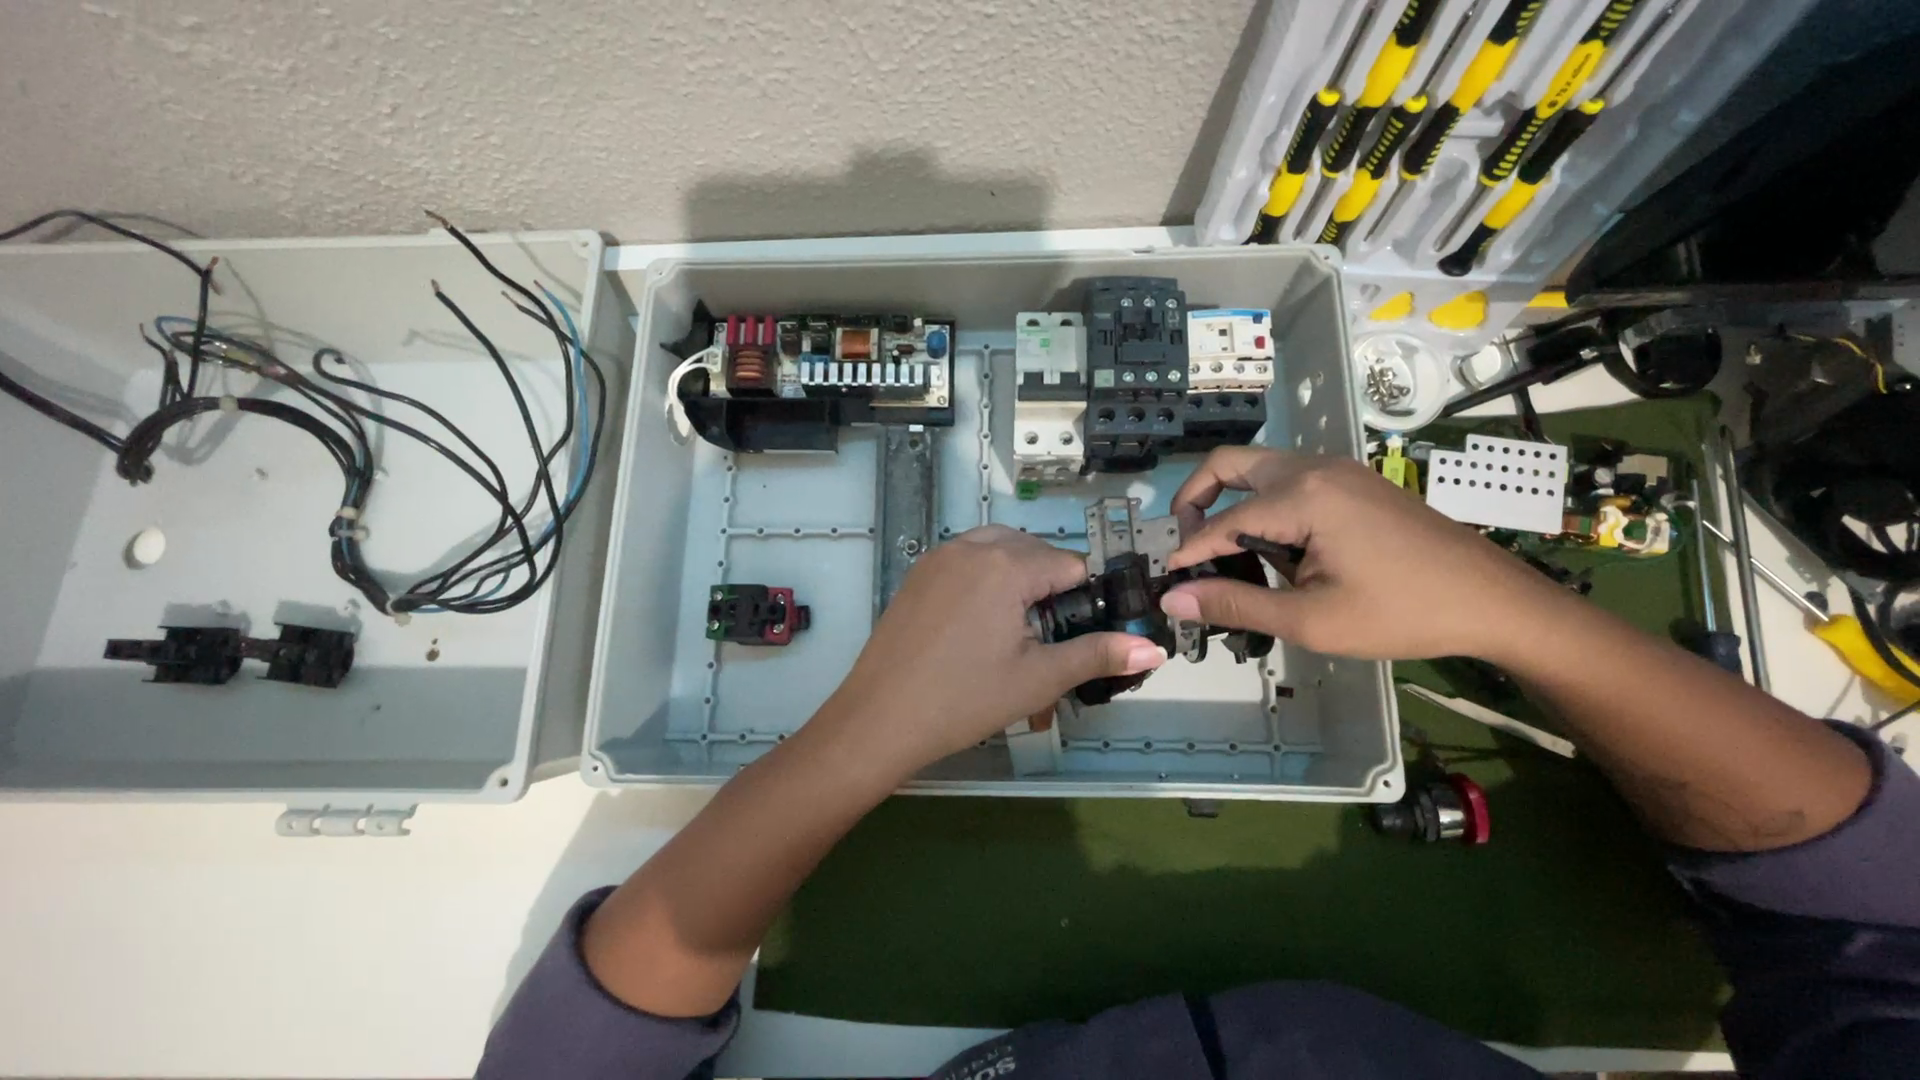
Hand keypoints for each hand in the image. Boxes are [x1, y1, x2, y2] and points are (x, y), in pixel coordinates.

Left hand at [818, 525, 1165, 769]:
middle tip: (1046, 639)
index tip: (1080, 634)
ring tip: (1016, 631)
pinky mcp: (917, 574)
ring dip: (1017, 578)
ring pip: (998, 550)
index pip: (1068, 563)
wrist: (879, 718)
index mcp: (1005, 565)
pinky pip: (966, 560)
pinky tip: (978, 626)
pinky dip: (984, 578)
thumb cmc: (964, 700)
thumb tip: (1154, 648)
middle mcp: (972, 547)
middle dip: (1049, 586)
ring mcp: (938, 557)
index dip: (1083, 597)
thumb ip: (1097, 655)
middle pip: (1034, 551)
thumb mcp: (1038, 679)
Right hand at [1161, 447, 1561, 661]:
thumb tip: (1172, 599)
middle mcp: (1316, 468)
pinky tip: (1275, 550)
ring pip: (1261, 470)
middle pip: (1231, 465)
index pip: (1223, 521)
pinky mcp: (1356, 483)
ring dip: (1232, 502)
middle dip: (1196, 500)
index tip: (1164, 579)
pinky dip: (1264, 504)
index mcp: (1303, 496)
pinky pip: (1291, 481)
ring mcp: (1340, 471)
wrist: (1493, 601)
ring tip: (1227, 556)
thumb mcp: (1311, 620)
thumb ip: (1236, 605)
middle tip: (1186, 546)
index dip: (1189, 551)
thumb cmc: (1402, 613)